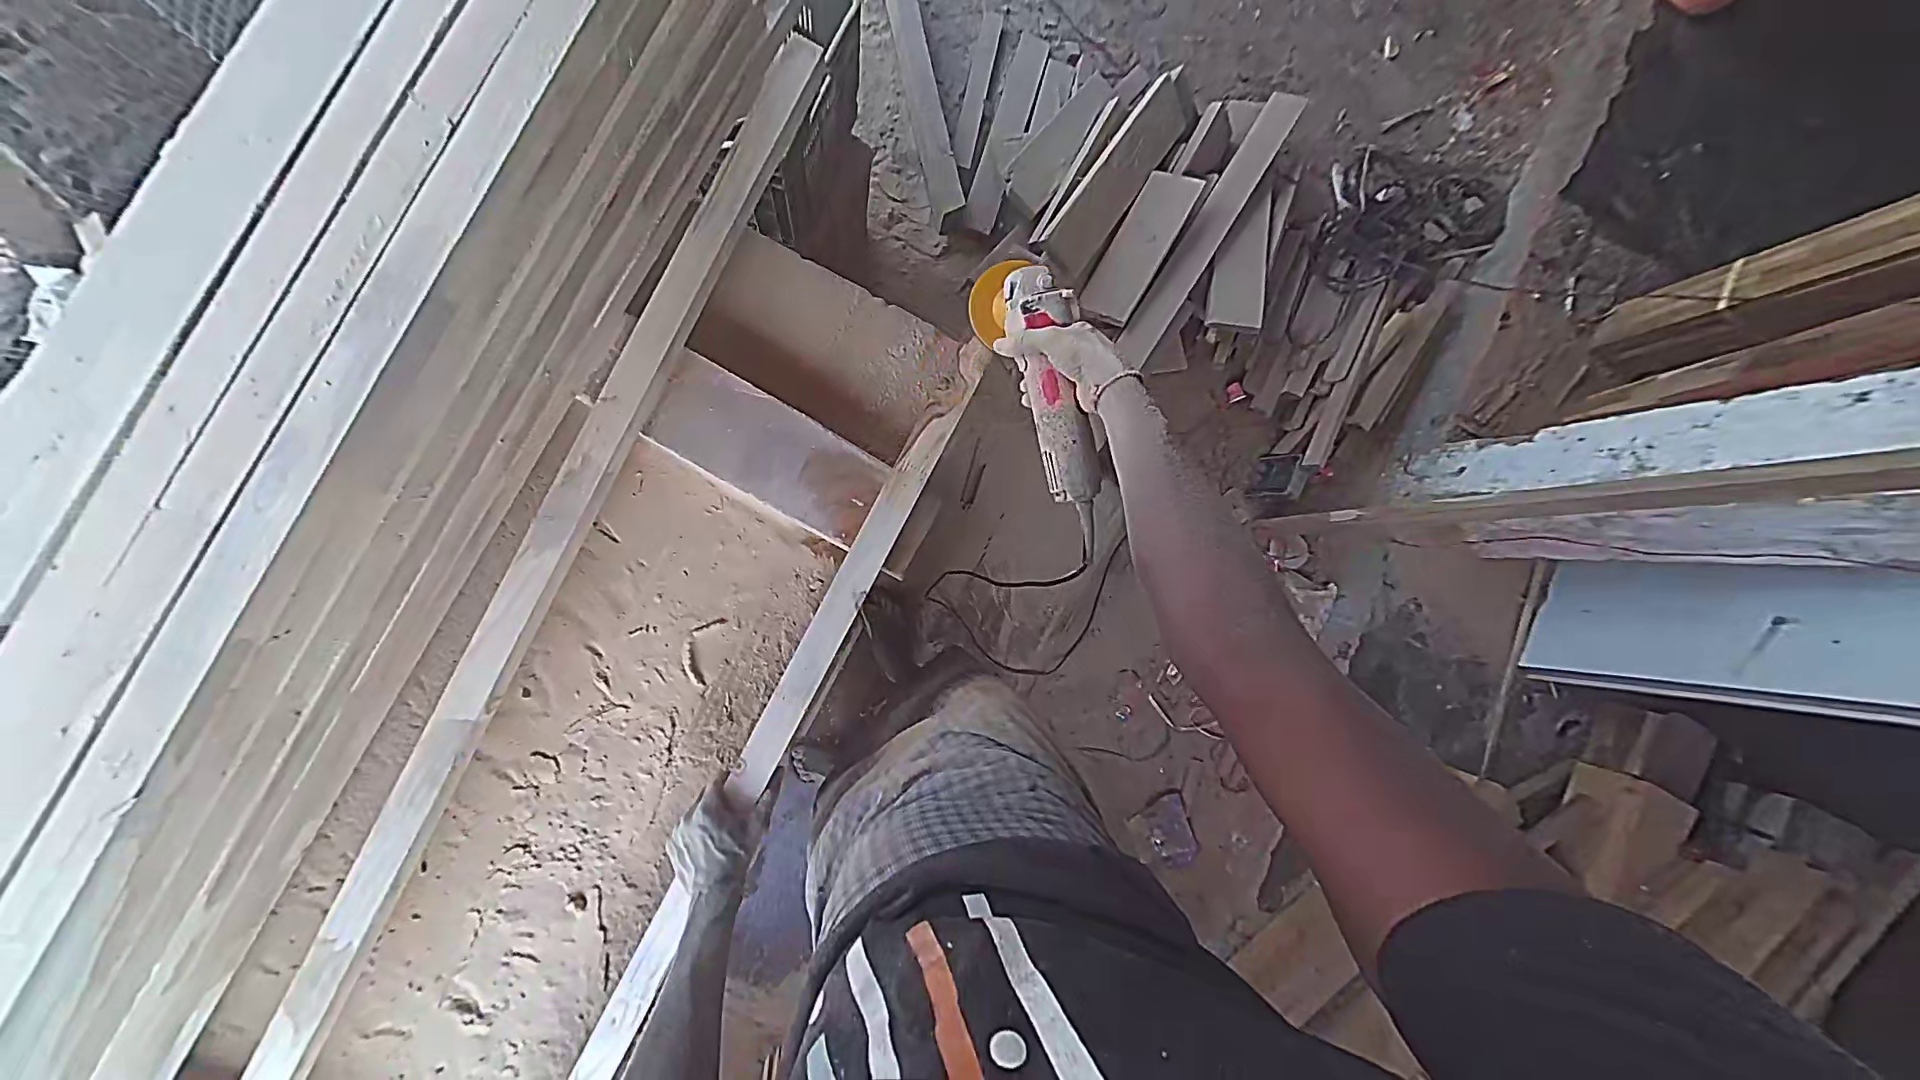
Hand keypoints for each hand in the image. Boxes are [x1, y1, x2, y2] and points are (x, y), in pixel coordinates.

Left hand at [669, 775, 776, 894]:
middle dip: (718, 799)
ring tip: (720, 830)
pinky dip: (695, 831)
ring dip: (706, 816)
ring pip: (695, 813)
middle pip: (705, 796)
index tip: (736, 787)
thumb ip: (767, 797)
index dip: (728, 780)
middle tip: (732, 811)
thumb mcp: (757, 826)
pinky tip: (708, 843)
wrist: (715, 893)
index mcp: (707, 807)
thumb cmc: (736, 858)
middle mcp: (688, 816)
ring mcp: (678, 831)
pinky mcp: (673, 845)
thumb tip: (778, 774)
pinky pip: (686, 829)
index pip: (716, 780)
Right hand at [993, 315, 1133, 414]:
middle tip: (1023, 369)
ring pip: (1051, 378)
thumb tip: (1003, 343)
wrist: (1106, 386)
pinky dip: (1044, 398)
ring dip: (1036, 384)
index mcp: (1077, 331)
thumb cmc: (1089, 356)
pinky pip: (1056, 395)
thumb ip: (1024, 340)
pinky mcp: (1078, 394)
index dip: (1033, 338)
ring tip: (1027, 387)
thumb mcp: (1050, 339)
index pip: (1050, 331)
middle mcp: (1080, 352)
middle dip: (1032, 366)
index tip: (1020, 345)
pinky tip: (1037, 400)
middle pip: (1048, 357)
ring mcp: (1080, 373)